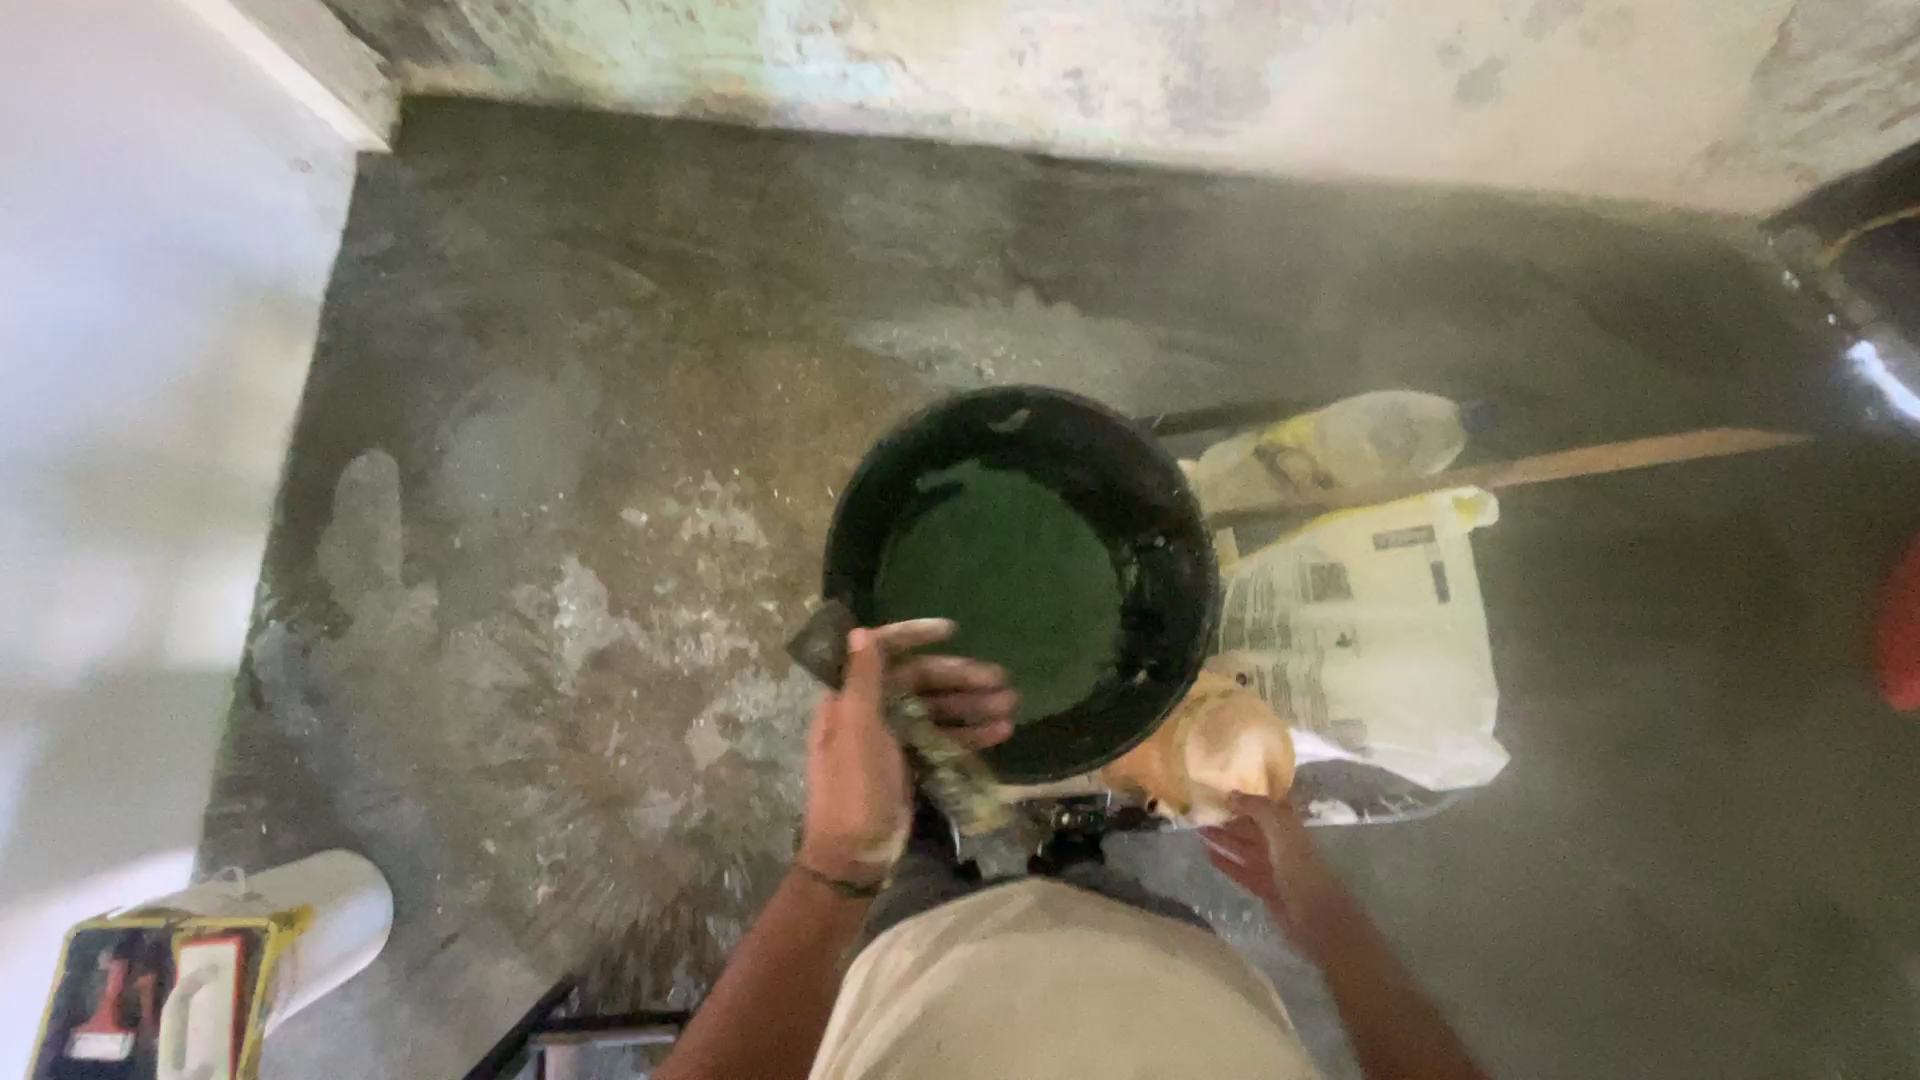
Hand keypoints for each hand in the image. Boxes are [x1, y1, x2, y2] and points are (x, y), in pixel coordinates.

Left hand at [798, 622, 1014, 885]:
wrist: (853, 857)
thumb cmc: (852, 790)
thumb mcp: (858, 732)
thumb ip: (863, 681)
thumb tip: (861, 630)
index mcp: (850, 697)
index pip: (884, 651)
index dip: (915, 636)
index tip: (952, 631)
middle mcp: (870, 709)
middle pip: (919, 680)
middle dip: (960, 677)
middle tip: (1001, 679)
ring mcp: (891, 737)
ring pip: (936, 709)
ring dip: (972, 704)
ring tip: (1011, 704)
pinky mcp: (909, 761)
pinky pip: (942, 737)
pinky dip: (969, 733)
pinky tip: (1000, 732)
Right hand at [1199, 792, 1343, 937]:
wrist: (1317, 918)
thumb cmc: (1301, 868)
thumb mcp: (1282, 830)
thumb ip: (1258, 809)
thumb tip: (1231, 793)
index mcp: (1289, 828)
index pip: (1267, 806)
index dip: (1249, 796)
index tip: (1224, 786)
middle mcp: (1280, 845)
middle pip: (1251, 827)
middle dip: (1230, 818)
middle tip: (1202, 809)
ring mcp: (1272, 867)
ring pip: (1243, 848)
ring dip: (1223, 839)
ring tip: (1199, 829)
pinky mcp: (1263, 887)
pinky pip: (1240, 870)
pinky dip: (1225, 862)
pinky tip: (1207, 854)